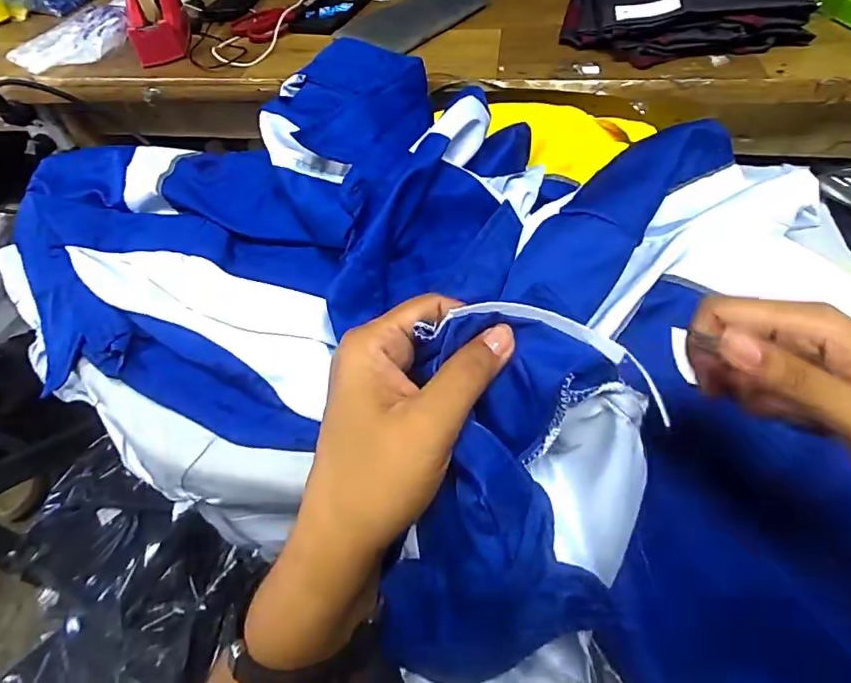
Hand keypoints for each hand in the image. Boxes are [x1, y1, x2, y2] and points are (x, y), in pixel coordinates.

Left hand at [300, 293, 514, 563]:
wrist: (341, 543)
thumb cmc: (381, 476)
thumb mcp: (432, 421)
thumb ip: (469, 371)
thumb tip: (506, 328)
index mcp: (369, 342)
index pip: (429, 306)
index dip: (469, 320)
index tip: (506, 346)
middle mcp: (368, 352)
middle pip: (430, 331)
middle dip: (468, 349)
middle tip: (508, 371)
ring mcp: (373, 381)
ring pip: (430, 360)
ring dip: (461, 374)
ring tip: (497, 391)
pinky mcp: (382, 406)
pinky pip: (423, 384)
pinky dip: (449, 393)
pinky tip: (474, 408)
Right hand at [686, 296, 850, 520]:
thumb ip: (793, 378)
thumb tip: (723, 341)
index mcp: (815, 322)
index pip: (725, 310)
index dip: (704, 343)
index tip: (711, 388)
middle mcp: (806, 329)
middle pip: (728, 330)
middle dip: (719, 367)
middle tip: (736, 407)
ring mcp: (809, 355)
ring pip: (742, 357)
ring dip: (741, 387)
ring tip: (780, 419)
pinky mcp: (813, 380)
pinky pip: (764, 380)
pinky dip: (762, 400)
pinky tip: (789, 421)